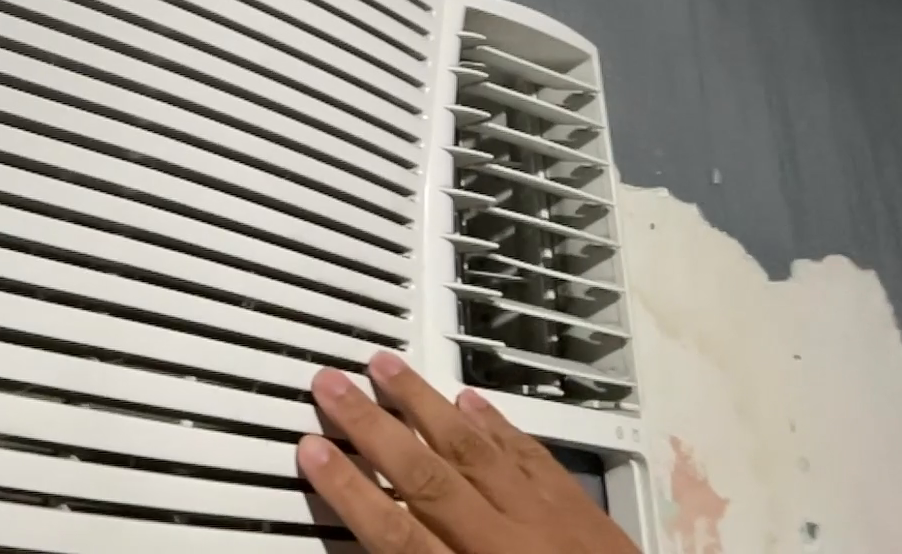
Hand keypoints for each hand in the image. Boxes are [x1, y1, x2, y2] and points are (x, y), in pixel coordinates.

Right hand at [298, 353, 637, 553]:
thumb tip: (375, 553)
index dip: (349, 492)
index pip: (399, 539)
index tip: (311, 451)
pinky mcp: (590, 520)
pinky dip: (499, 428)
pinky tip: (471, 402)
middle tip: (330, 383)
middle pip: (428, 479)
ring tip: (386, 366)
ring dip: (424, 405)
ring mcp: (555, 531)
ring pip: (476, 451)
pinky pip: (534, 459)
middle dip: (372, 427)